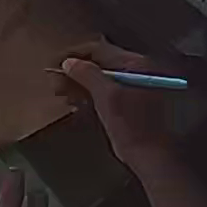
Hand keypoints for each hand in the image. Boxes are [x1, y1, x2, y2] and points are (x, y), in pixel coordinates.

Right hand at [56, 40, 175, 173]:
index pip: (100, 49)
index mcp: (136, 64)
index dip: (75, 55)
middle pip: (100, 63)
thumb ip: (88, 75)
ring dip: (79, 84)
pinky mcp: (130, 102)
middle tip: (55, 81)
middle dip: (75, 72)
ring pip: (101, 78)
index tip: (57, 64)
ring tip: (61, 93)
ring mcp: (135, 87)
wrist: (150, 156)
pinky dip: (90, 94)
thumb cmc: (132, 126)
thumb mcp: (107, 96)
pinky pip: (106, 91)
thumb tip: (70, 62)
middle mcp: (138, 71)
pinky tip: (76, 102)